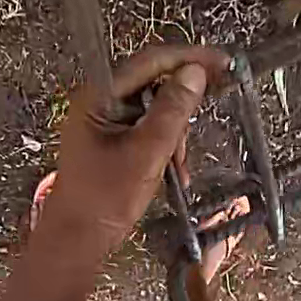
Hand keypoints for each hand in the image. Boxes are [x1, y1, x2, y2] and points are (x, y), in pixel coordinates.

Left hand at [37, 44, 226, 260]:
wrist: (76, 241)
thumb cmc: (104, 199)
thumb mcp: (146, 153)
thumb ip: (172, 111)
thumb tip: (195, 72)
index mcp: (98, 97)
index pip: (150, 61)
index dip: (189, 59)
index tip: (224, 64)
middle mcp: (99, 103)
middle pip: (153, 85)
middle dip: (182, 106)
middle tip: (206, 119)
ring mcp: (104, 123)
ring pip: (154, 111)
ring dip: (175, 134)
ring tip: (179, 166)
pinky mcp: (111, 143)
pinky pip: (146, 132)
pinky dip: (165, 147)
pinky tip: (174, 171)